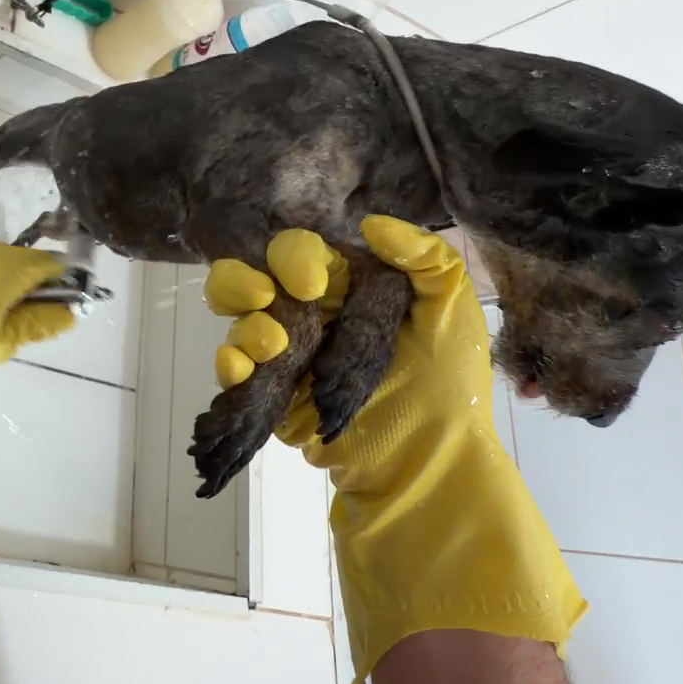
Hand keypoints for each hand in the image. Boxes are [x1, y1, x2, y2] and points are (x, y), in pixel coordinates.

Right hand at [205, 216, 585, 683]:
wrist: (426, 459)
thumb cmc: (445, 384)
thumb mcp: (454, 315)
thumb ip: (426, 259)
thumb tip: (370, 224)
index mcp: (341, 288)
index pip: (295, 252)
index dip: (291, 257)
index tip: (312, 282)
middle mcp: (303, 313)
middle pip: (246, 277)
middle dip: (243, 281)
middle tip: (268, 297)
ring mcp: (282, 352)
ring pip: (235, 320)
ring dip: (244, 325)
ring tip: (274, 347)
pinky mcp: (267, 390)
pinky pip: (231, 368)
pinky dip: (228, 363)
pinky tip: (241, 366)